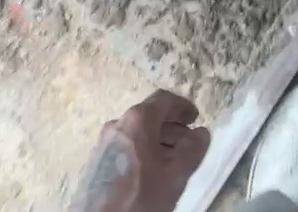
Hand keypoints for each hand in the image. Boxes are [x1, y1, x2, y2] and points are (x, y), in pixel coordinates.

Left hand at [69, 90, 211, 211]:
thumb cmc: (140, 197)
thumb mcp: (174, 176)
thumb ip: (192, 150)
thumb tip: (201, 133)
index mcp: (137, 120)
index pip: (164, 99)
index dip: (183, 106)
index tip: (195, 118)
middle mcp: (118, 123)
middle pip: (150, 115)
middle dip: (172, 126)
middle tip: (187, 142)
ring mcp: (104, 142)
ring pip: (137, 131)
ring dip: (158, 139)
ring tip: (172, 159)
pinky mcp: (96, 160)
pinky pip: (125, 144)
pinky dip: (142, 149)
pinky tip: (150, 171)